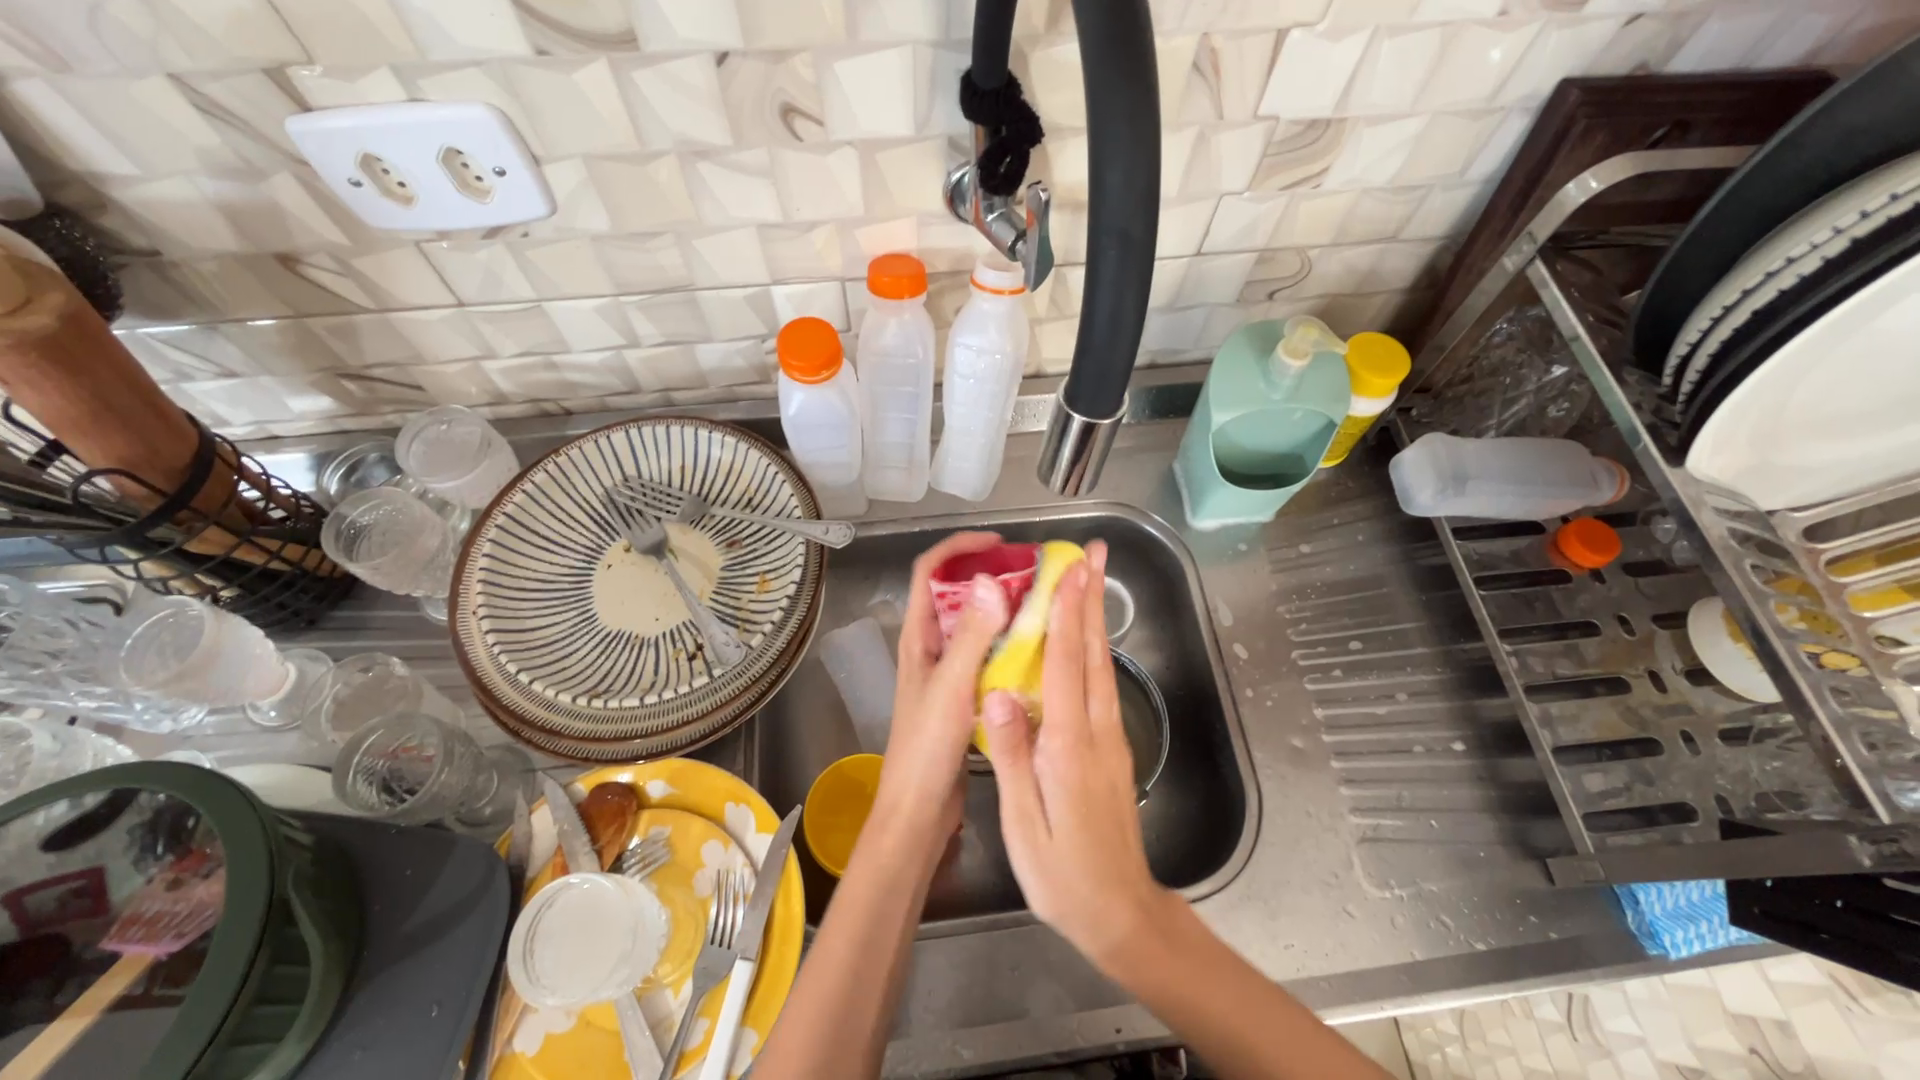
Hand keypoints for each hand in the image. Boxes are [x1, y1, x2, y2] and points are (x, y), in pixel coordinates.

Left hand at [875, 531, 1010, 839]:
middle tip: (1036, 573)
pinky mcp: (963, 695)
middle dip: (991, 575)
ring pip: (976, 626)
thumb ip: (972, 637)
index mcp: (918, 637)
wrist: (919, 808)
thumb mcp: (951, 687)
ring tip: (1044, 604)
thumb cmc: (926, 747)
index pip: (929, 572)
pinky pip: (987, 656)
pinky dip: (1010, 645)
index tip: (1000, 543)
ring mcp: (947, 672)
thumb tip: (992, 581)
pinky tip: (1040, 650)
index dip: (960, 548)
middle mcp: (930, 647)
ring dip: (1004, 610)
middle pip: (957, 594)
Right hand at [979, 541, 1167, 966]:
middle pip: (1093, 654)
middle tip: (1094, 554)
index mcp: (1068, 744)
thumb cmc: (1061, 873)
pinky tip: (1089, 644)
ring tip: (1093, 581)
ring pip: (1102, 667)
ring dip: (1097, 620)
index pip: (1066, 665)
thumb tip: (997, 692)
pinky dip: (1095, 653)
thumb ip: (1012, 755)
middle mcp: (1096, 732)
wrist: (1119, 910)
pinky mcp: (1113, 752)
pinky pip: (1103, 688)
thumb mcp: (1023, 822)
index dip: (1067, 613)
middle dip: (1091, 600)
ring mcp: (1110, 740)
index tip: (1070, 569)